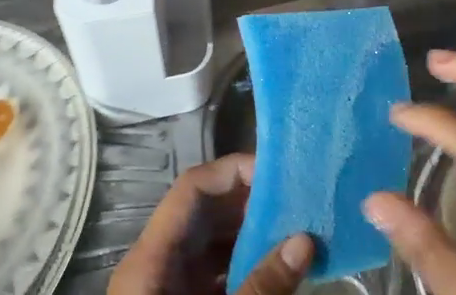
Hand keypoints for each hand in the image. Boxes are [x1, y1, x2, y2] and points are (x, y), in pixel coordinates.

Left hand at [110, 153, 314, 294]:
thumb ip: (260, 286)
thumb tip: (305, 240)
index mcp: (150, 259)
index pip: (192, 187)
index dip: (235, 171)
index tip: (281, 174)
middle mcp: (155, 264)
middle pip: (206, 211)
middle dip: (254, 203)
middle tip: (301, 201)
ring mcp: (167, 287)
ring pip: (214, 242)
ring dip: (255, 235)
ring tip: (299, 231)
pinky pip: (216, 271)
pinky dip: (247, 264)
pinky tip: (280, 269)